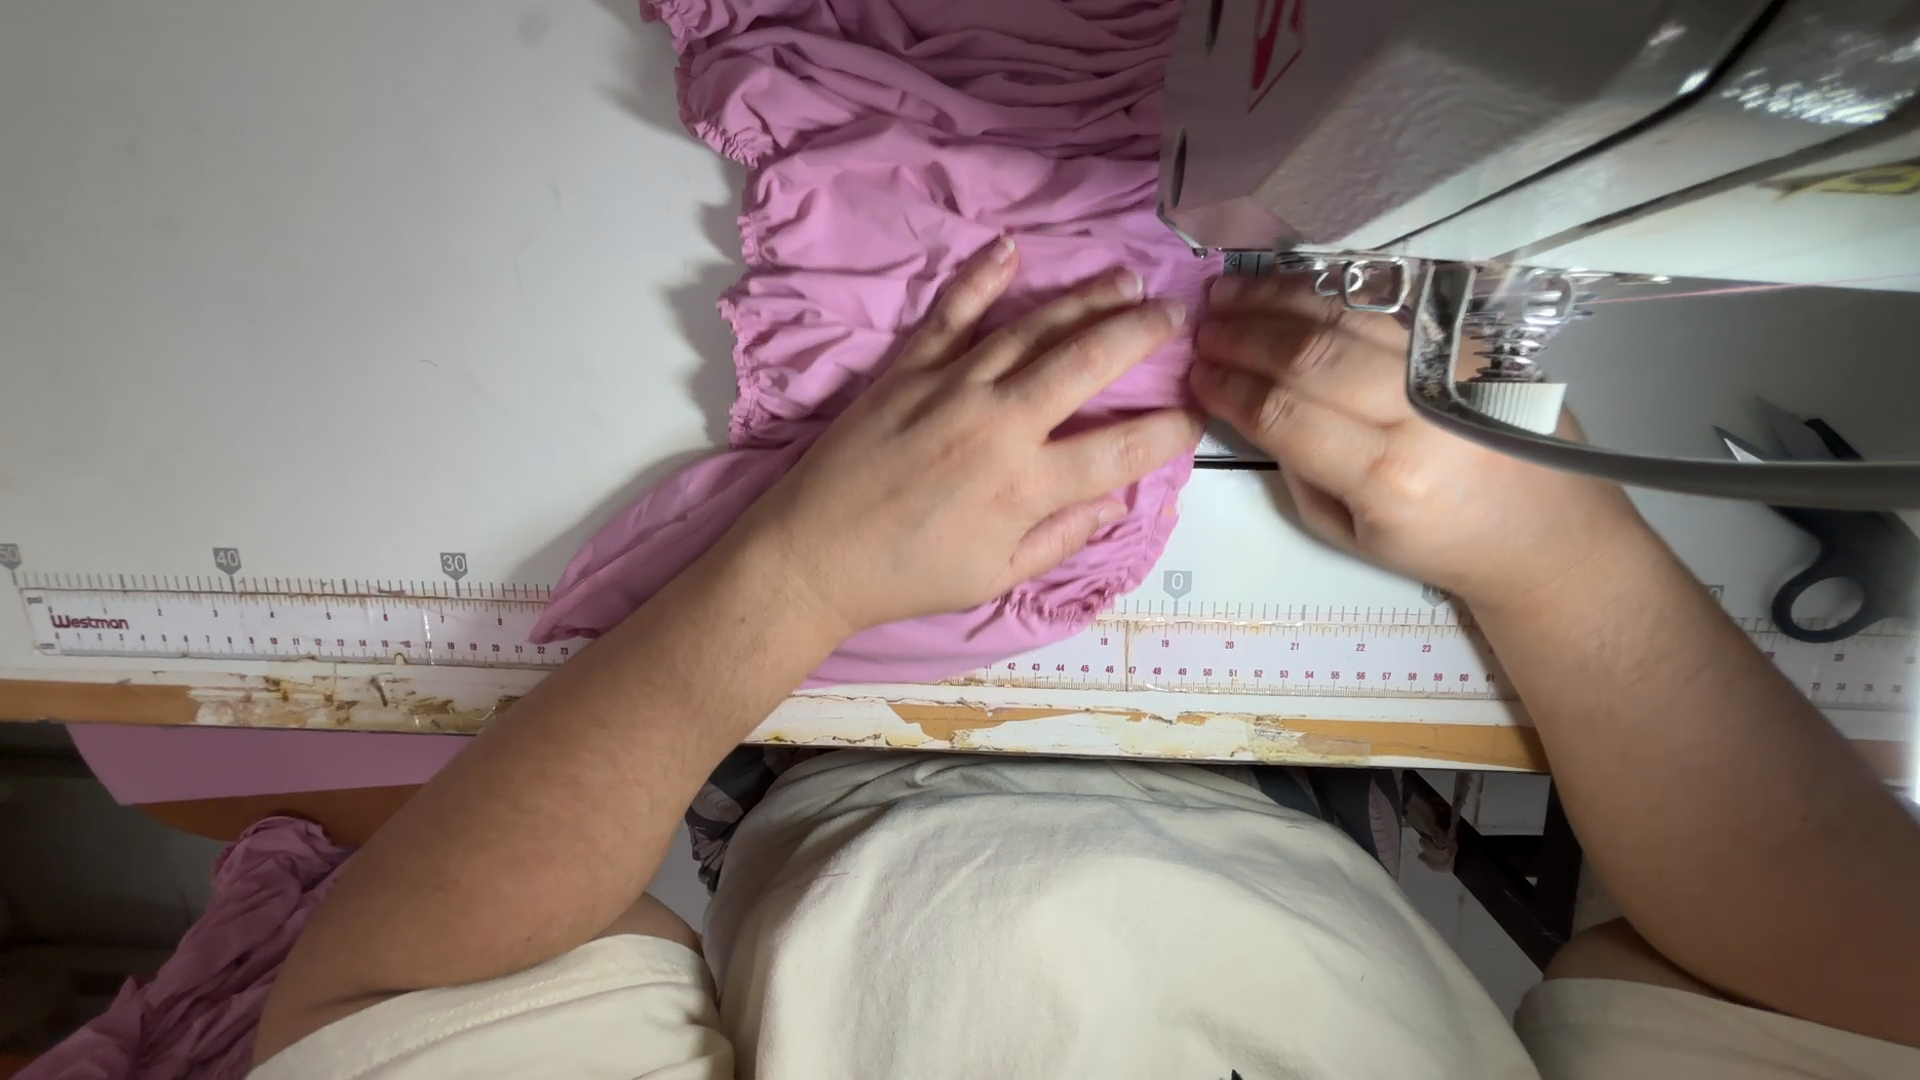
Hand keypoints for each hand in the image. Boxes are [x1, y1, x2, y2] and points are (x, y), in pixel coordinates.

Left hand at [734, 238, 1202, 635]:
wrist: (814, 555)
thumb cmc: (908, 576)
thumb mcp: (995, 577)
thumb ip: (1061, 537)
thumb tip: (1116, 502)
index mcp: (1025, 487)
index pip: (1121, 450)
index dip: (1169, 431)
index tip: (1195, 416)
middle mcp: (998, 424)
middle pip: (1087, 362)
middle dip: (1141, 333)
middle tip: (1174, 315)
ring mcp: (951, 387)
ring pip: (1033, 328)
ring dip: (1086, 299)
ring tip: (1125, 281)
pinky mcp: (907, 370)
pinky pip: (952, 313)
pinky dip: (981, 278)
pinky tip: (1012, 249)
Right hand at [1188, 273, 1653, 611]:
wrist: (1544, 529)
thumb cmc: (1433, 542)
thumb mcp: (1346, 529)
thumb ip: (1295, 465)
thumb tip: (1249, 402)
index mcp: (1386, 476)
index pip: (1283, 413)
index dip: (1228, 387)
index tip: (1194, 375)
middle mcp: (1422, 412)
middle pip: (1310, 355)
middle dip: (1242, 337)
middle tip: (1200, 329)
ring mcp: (1453, 365)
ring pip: (1347, 314)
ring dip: (1274, 299)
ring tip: (1226, 294)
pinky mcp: (1471, 338)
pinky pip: (1387, 299)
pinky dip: (1327, 287)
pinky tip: (1285, 285)